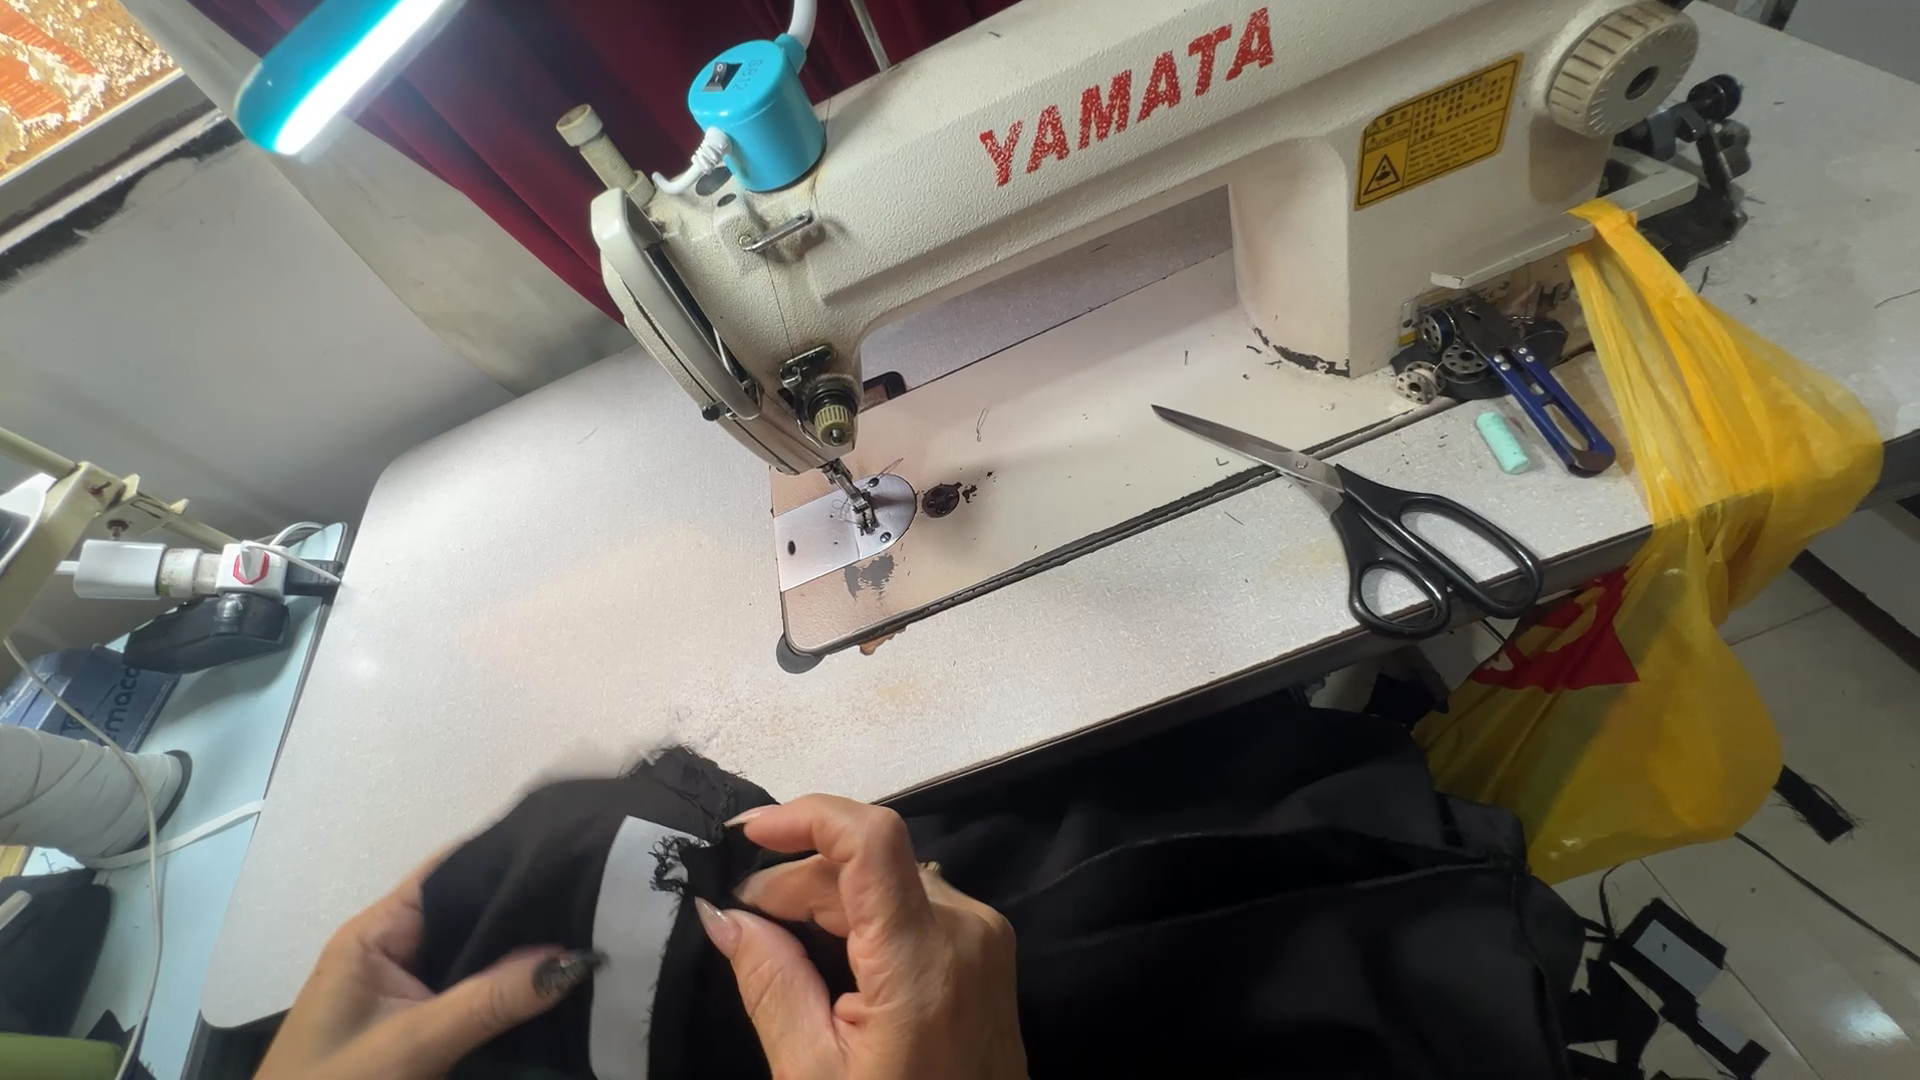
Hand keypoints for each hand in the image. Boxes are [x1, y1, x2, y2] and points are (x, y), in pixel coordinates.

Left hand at [256, 856, 602, 1079]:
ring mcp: (406, 980)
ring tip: (592, 918)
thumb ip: (492, 998)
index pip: (456, 866)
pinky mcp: (420, 1012)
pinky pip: (478, 975)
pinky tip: (559, 967)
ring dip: (526, 937)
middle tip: (598, 886)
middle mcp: (393, 942)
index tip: (574, 845)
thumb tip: (578, 956)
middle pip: (474, 900)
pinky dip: (514, 971)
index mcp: (377, 930)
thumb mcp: (411, 1046)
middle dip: (530, 896)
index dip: (512, 850)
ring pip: (480, 940)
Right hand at [696, 795, 1026, 1079]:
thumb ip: (771, 984)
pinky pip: (913, 900)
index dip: (809, 816)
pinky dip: (864, 909)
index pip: (874, 840)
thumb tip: (723, 915)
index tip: (749, 831)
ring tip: (774, 927)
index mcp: (924, 960)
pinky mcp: (985, 944)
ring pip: (890, 877)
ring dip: (827, 891)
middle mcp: (964, 925)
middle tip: (742, 912)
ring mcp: (982, 933)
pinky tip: (825, 938)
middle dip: (799, 874)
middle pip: (872, 862)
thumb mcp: (814, 1077)